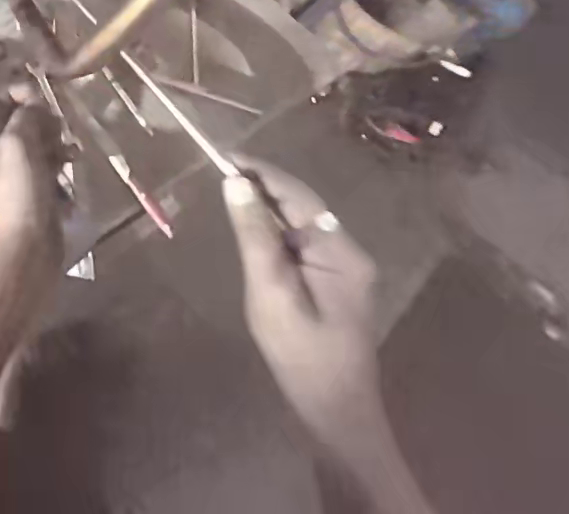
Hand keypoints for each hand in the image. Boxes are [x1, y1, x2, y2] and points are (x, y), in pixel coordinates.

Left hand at [0, 96, 63, 283]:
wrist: (19, 259)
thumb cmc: (16, 198)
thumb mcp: (16, 146)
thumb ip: (25, 118)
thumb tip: (35, 103)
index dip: (19, 91)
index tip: (44, 98)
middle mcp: (1, 155)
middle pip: (23, 122)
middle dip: (46, 120)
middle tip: (60, 131)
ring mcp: (20, 178)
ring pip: (42, 147)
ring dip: (59, 146)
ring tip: (71, 156)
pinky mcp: (39, 199)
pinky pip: (53, 175)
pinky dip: (64, 174)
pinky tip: (72, 183)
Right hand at [223, 161, 381, 435]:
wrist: (335, 412)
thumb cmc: (301, 354)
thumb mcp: (271, 291)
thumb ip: (254, 234)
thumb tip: (236, 182)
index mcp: (340, 250)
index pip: (298, 195)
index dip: (261, 171)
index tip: (225, 156)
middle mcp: (347, 249)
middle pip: (301, 203)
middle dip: (262, 184)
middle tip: (221, 168)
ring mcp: (342, 264)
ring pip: (299, 220)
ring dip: (266, 204)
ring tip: (230, 187)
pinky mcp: (331, 278)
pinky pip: (299, 239)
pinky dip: (273, 227)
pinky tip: (251, 224)